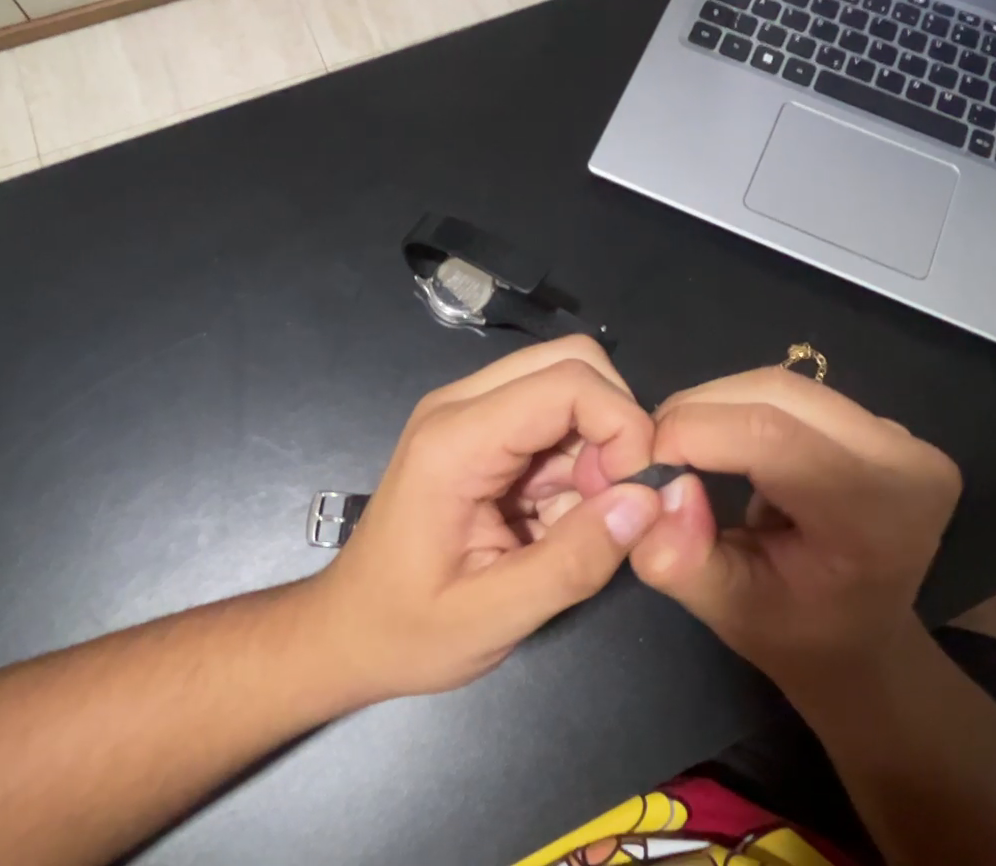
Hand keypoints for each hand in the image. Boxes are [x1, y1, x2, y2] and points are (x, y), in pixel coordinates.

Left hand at [309, 336, 661, 700]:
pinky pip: (553, 424)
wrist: (347, 632)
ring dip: (596, 452)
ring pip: (567, 391)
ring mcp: (469, 416)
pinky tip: (555, 522)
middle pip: (571, 365)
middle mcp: (461, 407)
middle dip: (615, 427)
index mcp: (455, 441)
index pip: (568, 383)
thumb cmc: (406, 630)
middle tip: (612, 502)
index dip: (623, 426)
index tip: (639, 495)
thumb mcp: (493, 617)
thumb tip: (648, 501)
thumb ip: (574, 561)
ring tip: (576, 526)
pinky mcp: (480, 435)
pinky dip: (577, 466)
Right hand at [629, 368, 960, 687]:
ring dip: (715, 407)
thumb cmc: (796, 633)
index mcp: (876, 516)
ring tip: (686, 452)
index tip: (642, 466)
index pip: (771, 435)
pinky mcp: (882, 423)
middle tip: (655, 456)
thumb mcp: (726, 611)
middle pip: (772, 393)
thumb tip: (660, 489)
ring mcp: (900, 436)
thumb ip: (681, 559)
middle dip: (695, 413)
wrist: (860, 638)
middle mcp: (903, 460)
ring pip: (778, 385)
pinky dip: (740, 408)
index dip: (692, 432)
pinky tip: (727, 448)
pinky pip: (791, 393)